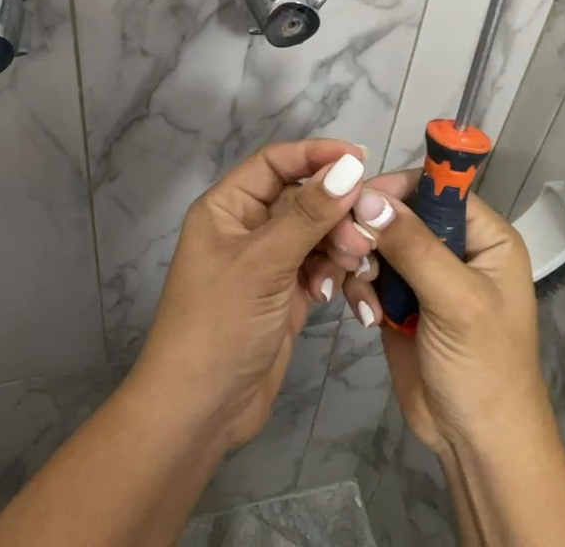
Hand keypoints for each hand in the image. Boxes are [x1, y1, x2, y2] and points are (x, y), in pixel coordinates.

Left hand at [130, 139, 368, 447]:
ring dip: (340, 246)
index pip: (275, 163)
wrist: (201, 409)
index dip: (316, 155)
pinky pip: (320, 269)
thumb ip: (308, 214)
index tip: (362, 159)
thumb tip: (350, 167)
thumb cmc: (219, 324)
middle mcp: (246, 229)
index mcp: (226, 208)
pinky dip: (336, 276)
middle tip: (363, 237)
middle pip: (303, 199)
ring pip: (316, 235)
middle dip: (335, 213)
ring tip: (355, 267)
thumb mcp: (263, 263)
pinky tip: (344, 297)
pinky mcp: (286, 296)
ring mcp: (267, 264)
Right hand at [334, 171, 553, 450]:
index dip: (396, 189)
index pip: (435, 188)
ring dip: (361, 262)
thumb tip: (367, 198)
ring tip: (364, 292)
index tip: (356, 201)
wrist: (476, 442)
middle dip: (370, 230)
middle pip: (398, 212)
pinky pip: (367, 274)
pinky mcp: (399, 301)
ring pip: (376, 242)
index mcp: (485, 237)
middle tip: (351, 253)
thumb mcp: (456, 301)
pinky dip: (359, 288)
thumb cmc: (484, 368)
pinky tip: (369, 318)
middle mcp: (454, 248)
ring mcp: (424, 276)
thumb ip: (414, 246)